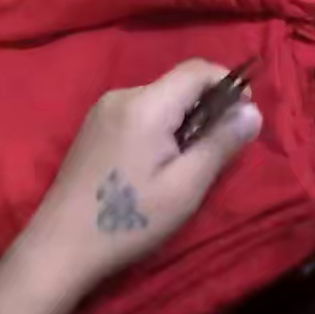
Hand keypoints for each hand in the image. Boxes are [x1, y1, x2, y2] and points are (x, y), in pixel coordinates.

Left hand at [5, 60, 262, 309]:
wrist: (61, 244)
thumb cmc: (129, 220)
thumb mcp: (186, 187)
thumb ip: (221, 144)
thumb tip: (253, 111)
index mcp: (145, 104)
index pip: (197, 69)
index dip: (227, 84)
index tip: (243, 116)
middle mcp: (122, 94)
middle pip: (177, 84)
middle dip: (205, 108)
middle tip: (214, 151)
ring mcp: (102, 109)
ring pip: (158, 98)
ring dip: (181, 120)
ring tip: (184, 164)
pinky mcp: (93, 125)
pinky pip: (138, 111)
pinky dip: (158, 126)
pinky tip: (153, 164)